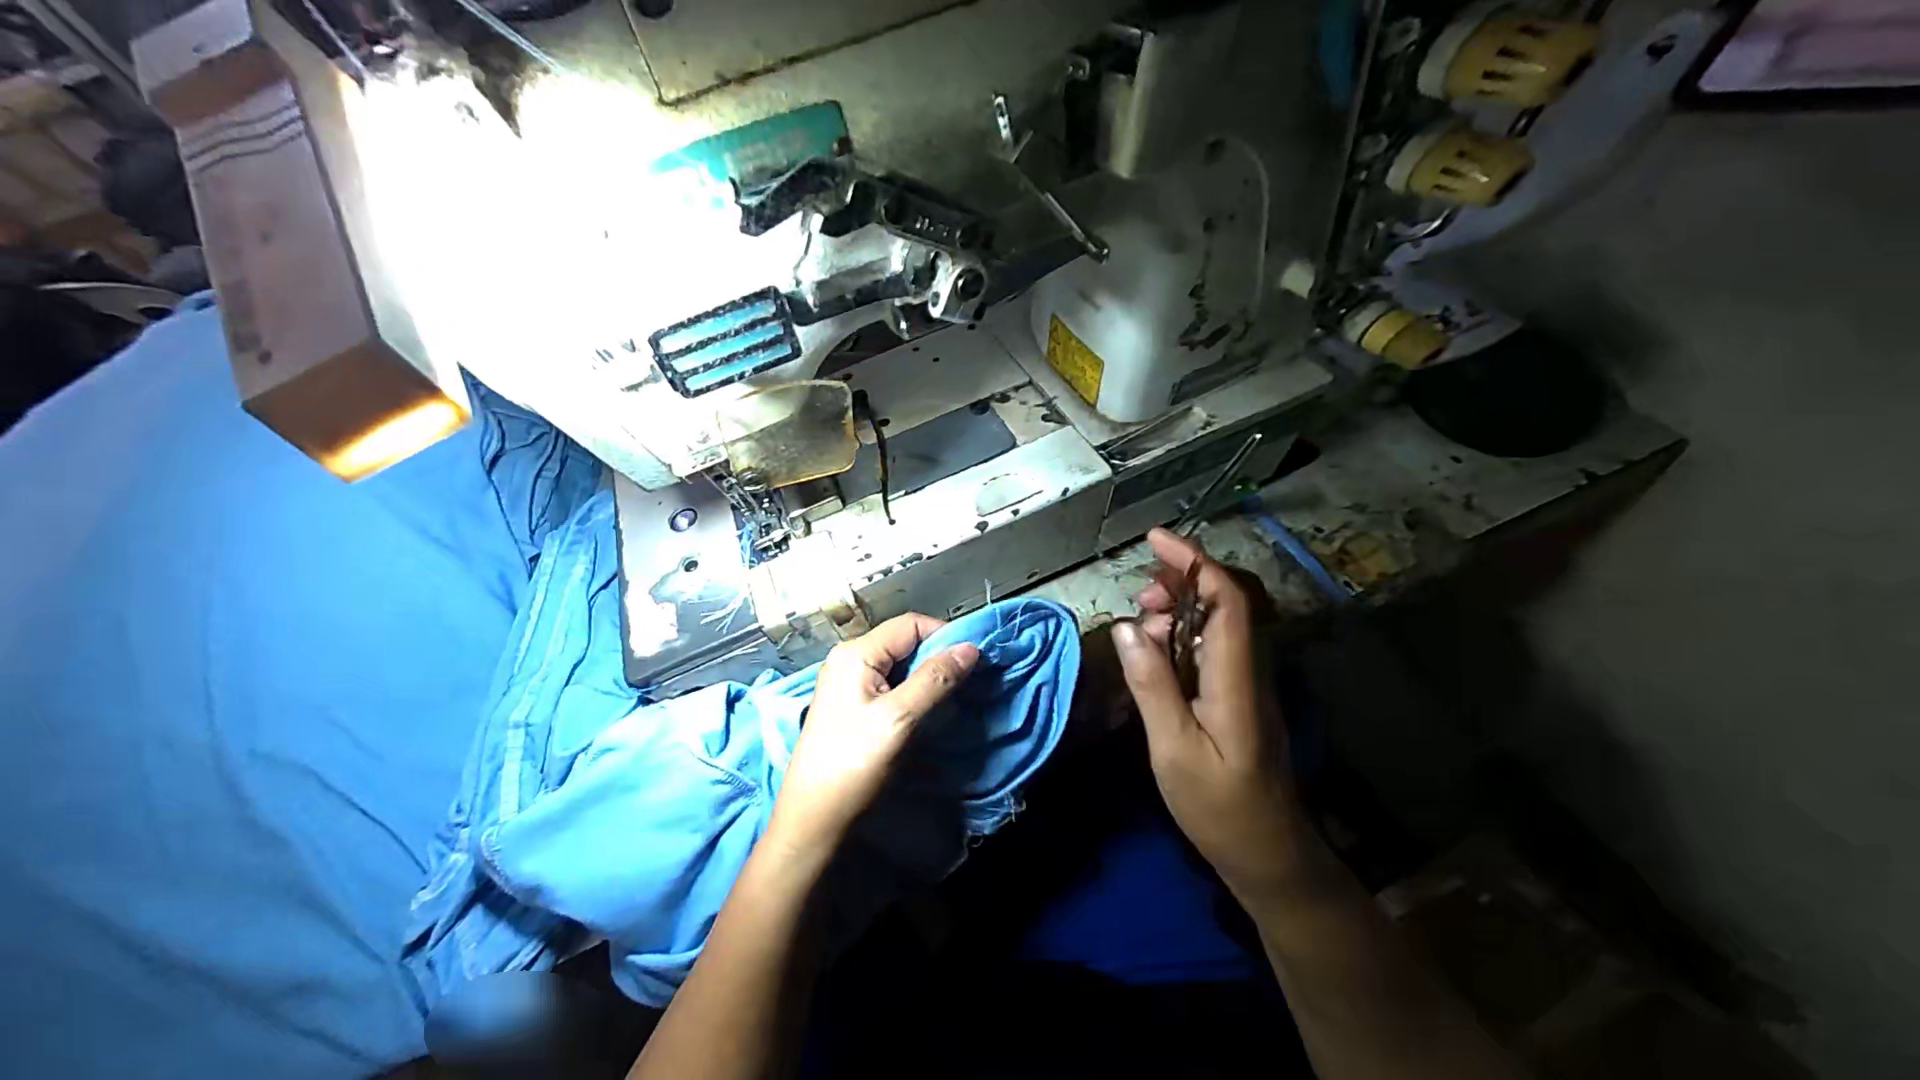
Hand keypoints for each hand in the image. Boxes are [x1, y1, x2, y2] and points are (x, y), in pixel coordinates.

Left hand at [767, 614, 979, 864]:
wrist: (814, 819)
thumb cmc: (853, 765)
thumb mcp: (899, 719)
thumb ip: (936, 679)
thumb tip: (971, 647)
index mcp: (856, 653)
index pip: (913, 624)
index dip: (946, 637)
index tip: (974, 664)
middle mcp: (850, 660)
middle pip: (907, 643)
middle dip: (939, 659)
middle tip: (967, 686)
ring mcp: (850, 684)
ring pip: (902, 667)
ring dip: (929, 680)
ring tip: (952, 703)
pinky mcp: (854, 706)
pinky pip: (892, 687)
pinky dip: (915, 695)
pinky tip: (928, 716)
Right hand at [1112, 528, 1304, 902]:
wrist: (1269, 853)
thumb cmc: (1220, 807)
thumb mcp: (1173, 749)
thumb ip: (1152, 685)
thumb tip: (1127, 627)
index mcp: (1237, 678)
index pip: (1227, 600)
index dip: (1195, 562)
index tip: (1155, 540)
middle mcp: (1249, 671)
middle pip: (1226, 603)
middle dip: (1181, 582)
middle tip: (1139, 597)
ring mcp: (1246, 685)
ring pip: (1218, 625)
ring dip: (1178, 610)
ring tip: (1140, 625)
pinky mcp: (1237, 699)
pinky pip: (1212, 648)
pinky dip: (1181, 635)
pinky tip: (1156, 653)